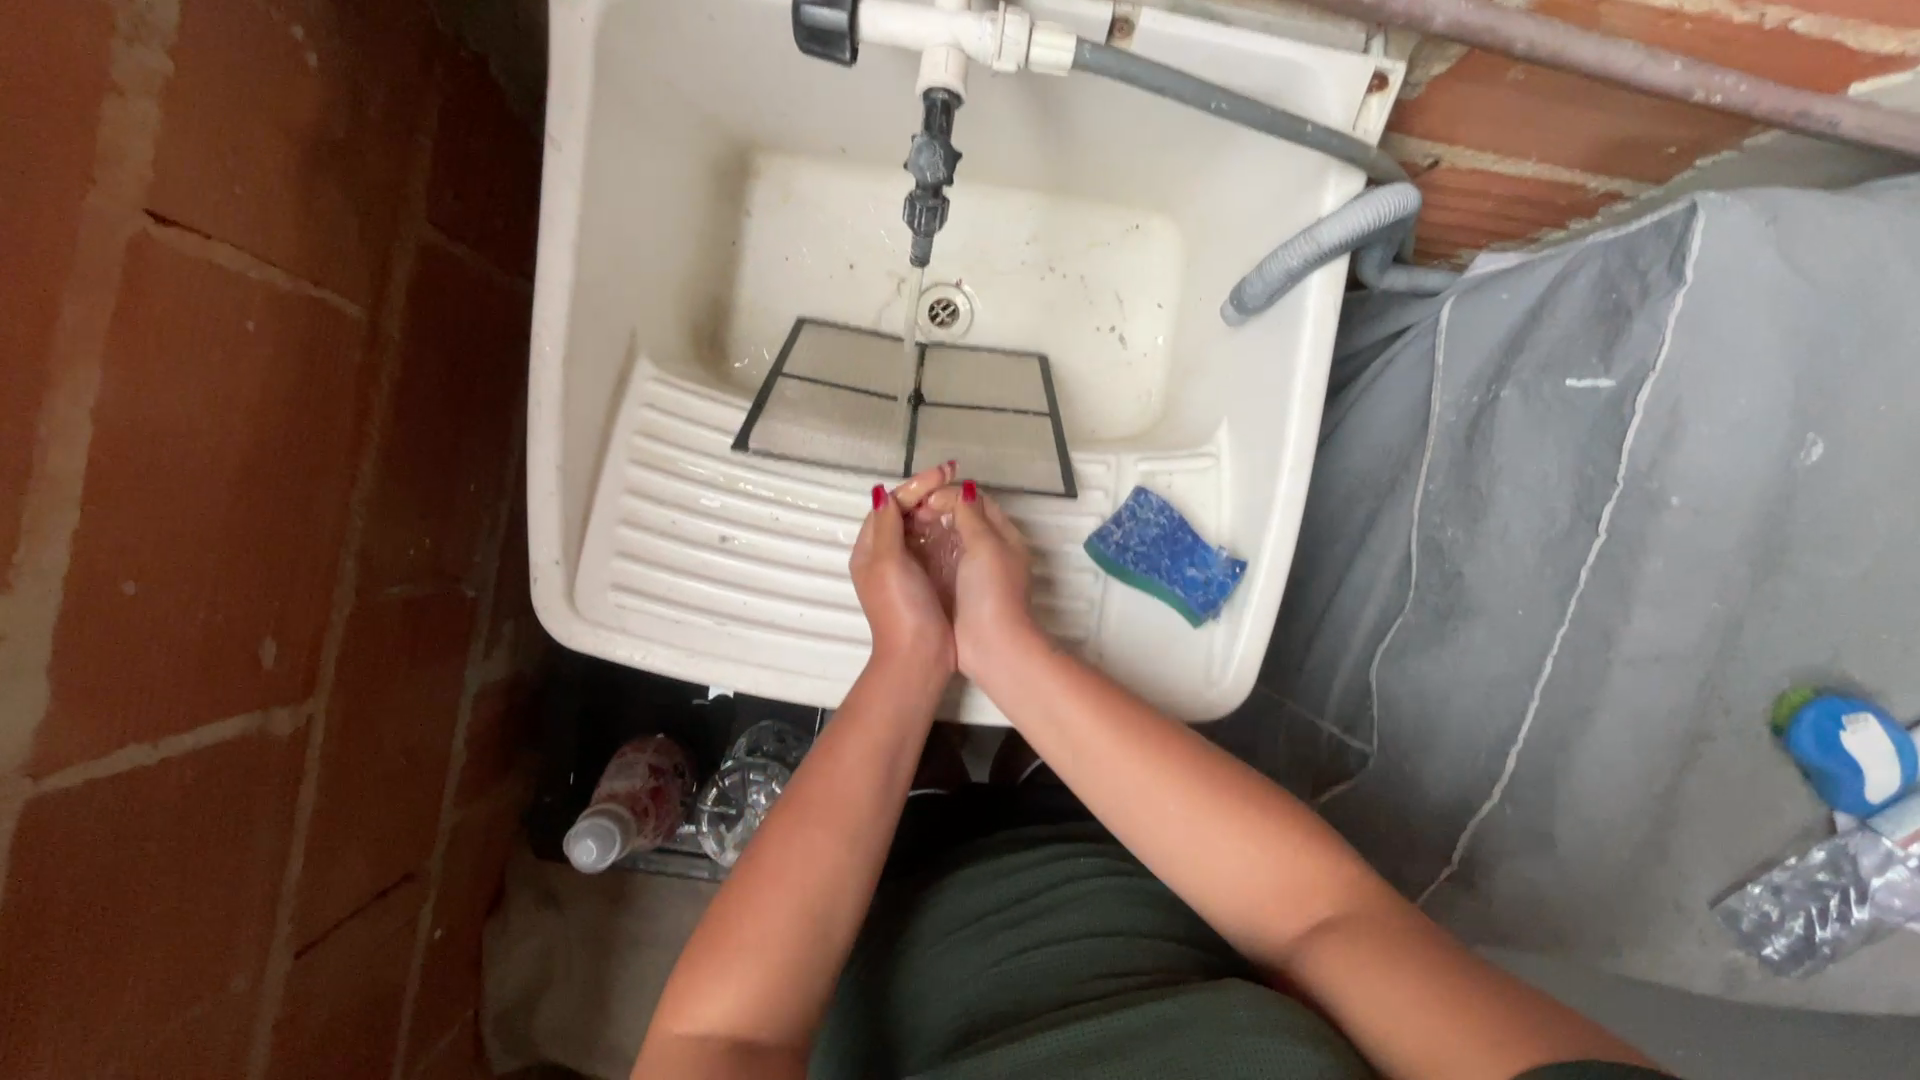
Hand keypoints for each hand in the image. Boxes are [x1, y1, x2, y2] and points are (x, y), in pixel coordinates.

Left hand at [850, 463, 957, 675]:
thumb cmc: (901, 607)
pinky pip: (933, 544)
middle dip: (927, 492)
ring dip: (937, 508)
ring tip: (960, 495)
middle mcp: (884, 555)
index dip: (915, 486)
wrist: (919, 656)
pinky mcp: (925, 579)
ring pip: (919, 527)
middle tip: (956, 476)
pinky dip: (945, 529)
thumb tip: (883, 493)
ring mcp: (905, 567)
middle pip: (903, 513)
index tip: (944, 473)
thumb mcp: (887, 561)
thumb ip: (886, 525)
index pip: (889, 505)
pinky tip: (962, 522)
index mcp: (869, 549)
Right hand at [916, 481, 1037, 679]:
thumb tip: (959, 487)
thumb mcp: (985, 544)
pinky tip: (905, 550)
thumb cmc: (991, 591)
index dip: (950, 494)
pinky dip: (923, 551)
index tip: (925, 499)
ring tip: (904, 528)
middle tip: (910, 514)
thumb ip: (970, 513)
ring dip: (927, 529)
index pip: (975, 501)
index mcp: (1002, 535)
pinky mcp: (955, 587)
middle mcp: (988, 549)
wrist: (991, 645)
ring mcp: (971, 570)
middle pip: (960, 518)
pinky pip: (938, 560)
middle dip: (935, 510)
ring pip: (946, 538)